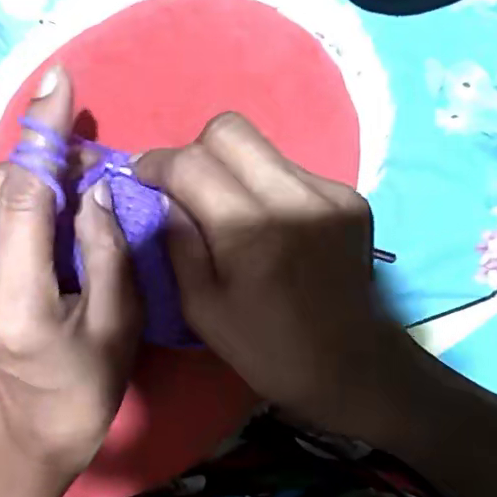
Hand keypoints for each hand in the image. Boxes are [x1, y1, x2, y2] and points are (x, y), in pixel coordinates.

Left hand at [0, 67, 141, 496]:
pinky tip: (51, 201)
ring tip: (72, 169)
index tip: (58, 82)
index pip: (22, 197)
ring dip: (28, 171)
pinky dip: (19, 195)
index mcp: (18, 302)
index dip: (41, 135)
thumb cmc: (90, 385)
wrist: (38, 430)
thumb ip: (107, 249)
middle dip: (36, 149)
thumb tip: (89, 187)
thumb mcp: (120, 322)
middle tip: (82, 143)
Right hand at [135, 113, 422, 434]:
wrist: (354, 366)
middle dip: (194, 151)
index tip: (142, 176)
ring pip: (262, 146)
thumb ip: (176, 244)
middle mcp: (293, 197)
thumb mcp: (201, 309)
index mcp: (250, 232)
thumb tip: (163, 198)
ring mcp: (329, 192)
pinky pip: (289, 169)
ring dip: (231, 168)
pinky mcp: (350, 196)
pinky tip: (268, 223)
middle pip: (229, 130)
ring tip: (226, 208)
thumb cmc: (266, 349)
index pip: (192, 162)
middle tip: (184, 187)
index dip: (156, 162)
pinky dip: (265, 186)